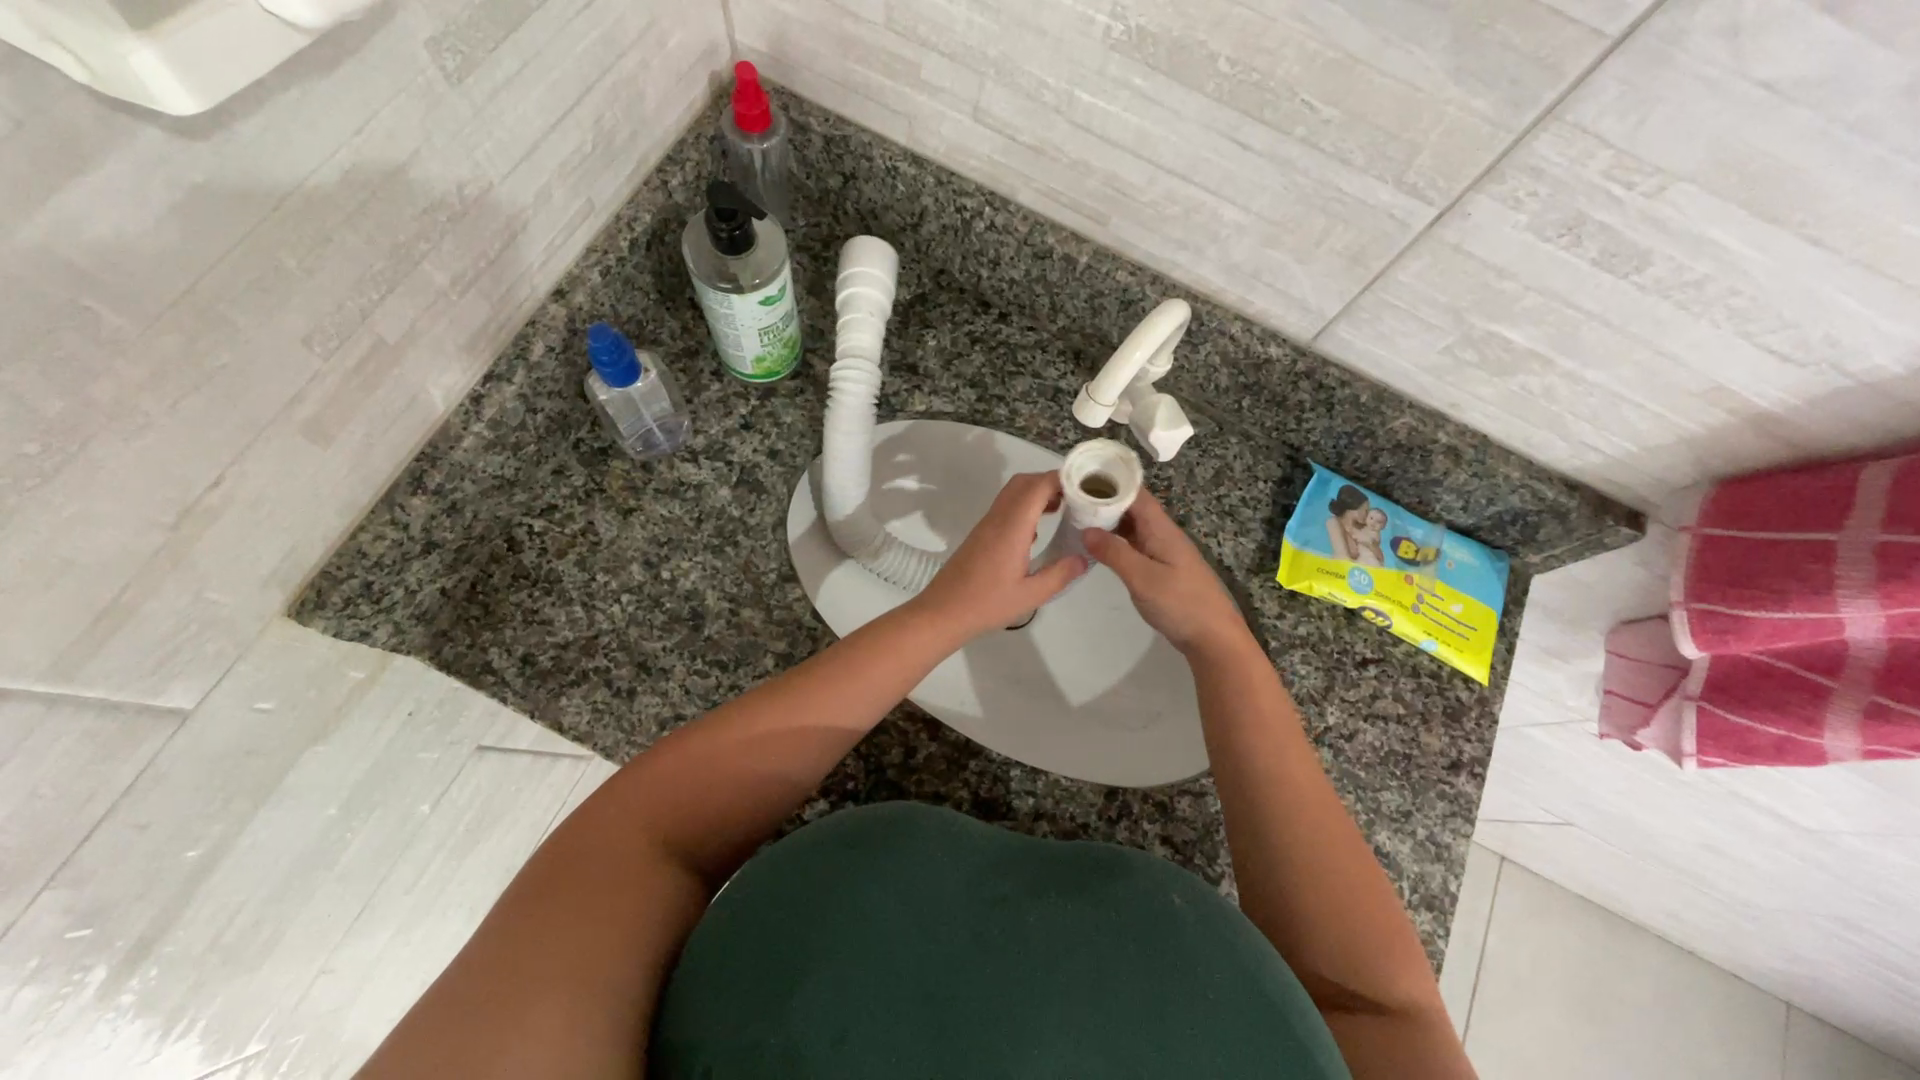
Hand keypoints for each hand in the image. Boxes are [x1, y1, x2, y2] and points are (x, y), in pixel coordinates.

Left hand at [912, 472, 1087, 641]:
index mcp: (1012, 528)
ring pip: (1012, 494)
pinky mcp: (980, 535)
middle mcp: (998, 518)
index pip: (1037, 487)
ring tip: (1061, 511)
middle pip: (1023, 483)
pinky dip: (1024, 508)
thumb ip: (1060, 575)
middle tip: (1074, 499)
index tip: (1083, 489)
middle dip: (1050, 483)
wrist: (943, 612)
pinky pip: (1005, 508)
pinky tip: (1036, 533)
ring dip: (1036, 494)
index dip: (1060, 480)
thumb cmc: (986, 604)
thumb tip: (1084, 559)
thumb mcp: (1031, 595)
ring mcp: (986, 525)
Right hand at [1083, 491, 1248, 655]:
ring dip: (1110, 522)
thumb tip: (1086, 530)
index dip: (1111, 483)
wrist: (1213, 636)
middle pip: (1133, 508)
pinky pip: (1136, 545)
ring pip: (1133, 527)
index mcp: (1161, 529)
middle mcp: (1163, 534)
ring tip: (1078, 520)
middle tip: (1071, 501)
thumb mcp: (1142, 578)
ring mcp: (1163, 552)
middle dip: (1105, 501)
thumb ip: (1114, 552)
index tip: (1081, 480)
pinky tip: (1100, 548)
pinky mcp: (1162, 568)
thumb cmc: (1180, 603)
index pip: (1135, 494)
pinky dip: (1117, 541)